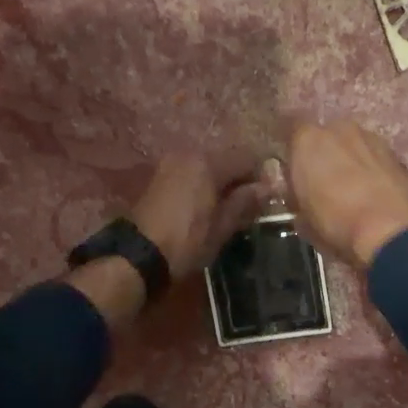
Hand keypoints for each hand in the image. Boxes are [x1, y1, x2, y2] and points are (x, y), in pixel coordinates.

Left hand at [127, 150, 264, 278]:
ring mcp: (171, 162)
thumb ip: (244, 202)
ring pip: (208, 166)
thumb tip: (267, 188)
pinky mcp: (160, 175)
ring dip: (221, 183)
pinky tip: (207, 207)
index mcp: (208, 163)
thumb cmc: (187, 243)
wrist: (140, 254)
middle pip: (226, 159)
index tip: (268, 199)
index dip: (261, 176)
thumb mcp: (221, 227)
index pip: (247, 157)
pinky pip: (192, 173)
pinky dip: (204, 185)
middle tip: (249, 208)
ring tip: (228, 210)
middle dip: (240, 179)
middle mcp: (189, 153)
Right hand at [287, 119, 407, 268]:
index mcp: (308, 140)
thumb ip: (297, 199)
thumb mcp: (304, 221)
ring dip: (350, 162)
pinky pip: (375, 159)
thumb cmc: (337, 224)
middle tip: (323, 185)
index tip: (292, 173)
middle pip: (325, 136)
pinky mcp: (396, 154)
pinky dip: (372, 171)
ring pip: (353, 145)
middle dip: (323, 156)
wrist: (392, 230)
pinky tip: (374, 196)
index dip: (290, 152)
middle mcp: (339, 128)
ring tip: (353, 193)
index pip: (288, 130)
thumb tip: (299, 199)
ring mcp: (371, 138)